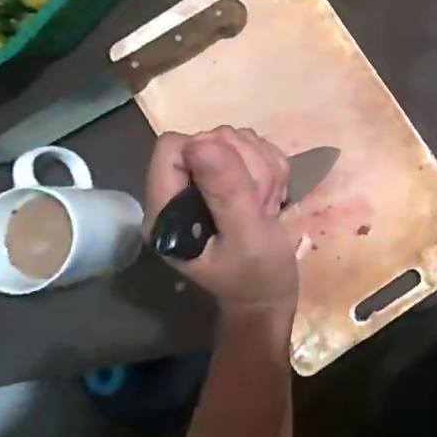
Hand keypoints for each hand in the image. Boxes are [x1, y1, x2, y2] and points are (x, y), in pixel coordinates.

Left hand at [145, 127, 298, 318]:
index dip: (211, 152)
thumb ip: (227, 191)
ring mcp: (202, 185)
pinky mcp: (224, 180)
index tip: (240, 181)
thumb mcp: (247, 237)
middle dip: (245, 163)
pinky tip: (271, 198)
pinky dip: (269, 168)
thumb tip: (202, 142)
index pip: (173, 148)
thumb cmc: (257, 277)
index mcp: (166, 210)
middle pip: (208, 139)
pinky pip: (249, 149)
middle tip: (261, 202)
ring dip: (261, 167)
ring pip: (232, 140)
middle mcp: (177, 192)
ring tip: (266, 205)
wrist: (269, 297)